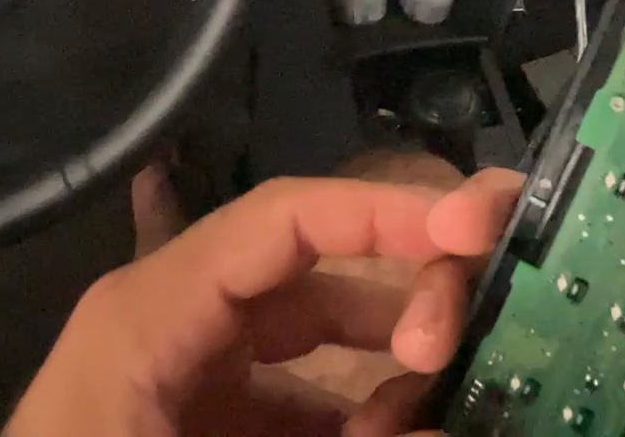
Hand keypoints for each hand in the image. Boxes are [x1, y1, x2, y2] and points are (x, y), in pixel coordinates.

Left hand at [4, 169, 524, 436]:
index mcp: (157, 305)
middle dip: (400, 292)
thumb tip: (440, 415)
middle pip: (314, 266)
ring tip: (448, 389)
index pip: (285, 219)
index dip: (380, 211)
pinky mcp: (207, 409)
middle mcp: (182, 312)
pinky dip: (355, 409)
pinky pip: (299, 392)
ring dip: (387, 358)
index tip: (466, 231)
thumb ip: (334, 431)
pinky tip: (398, 426)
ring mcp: (196, 363)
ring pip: (317, 331)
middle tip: (461, 340)